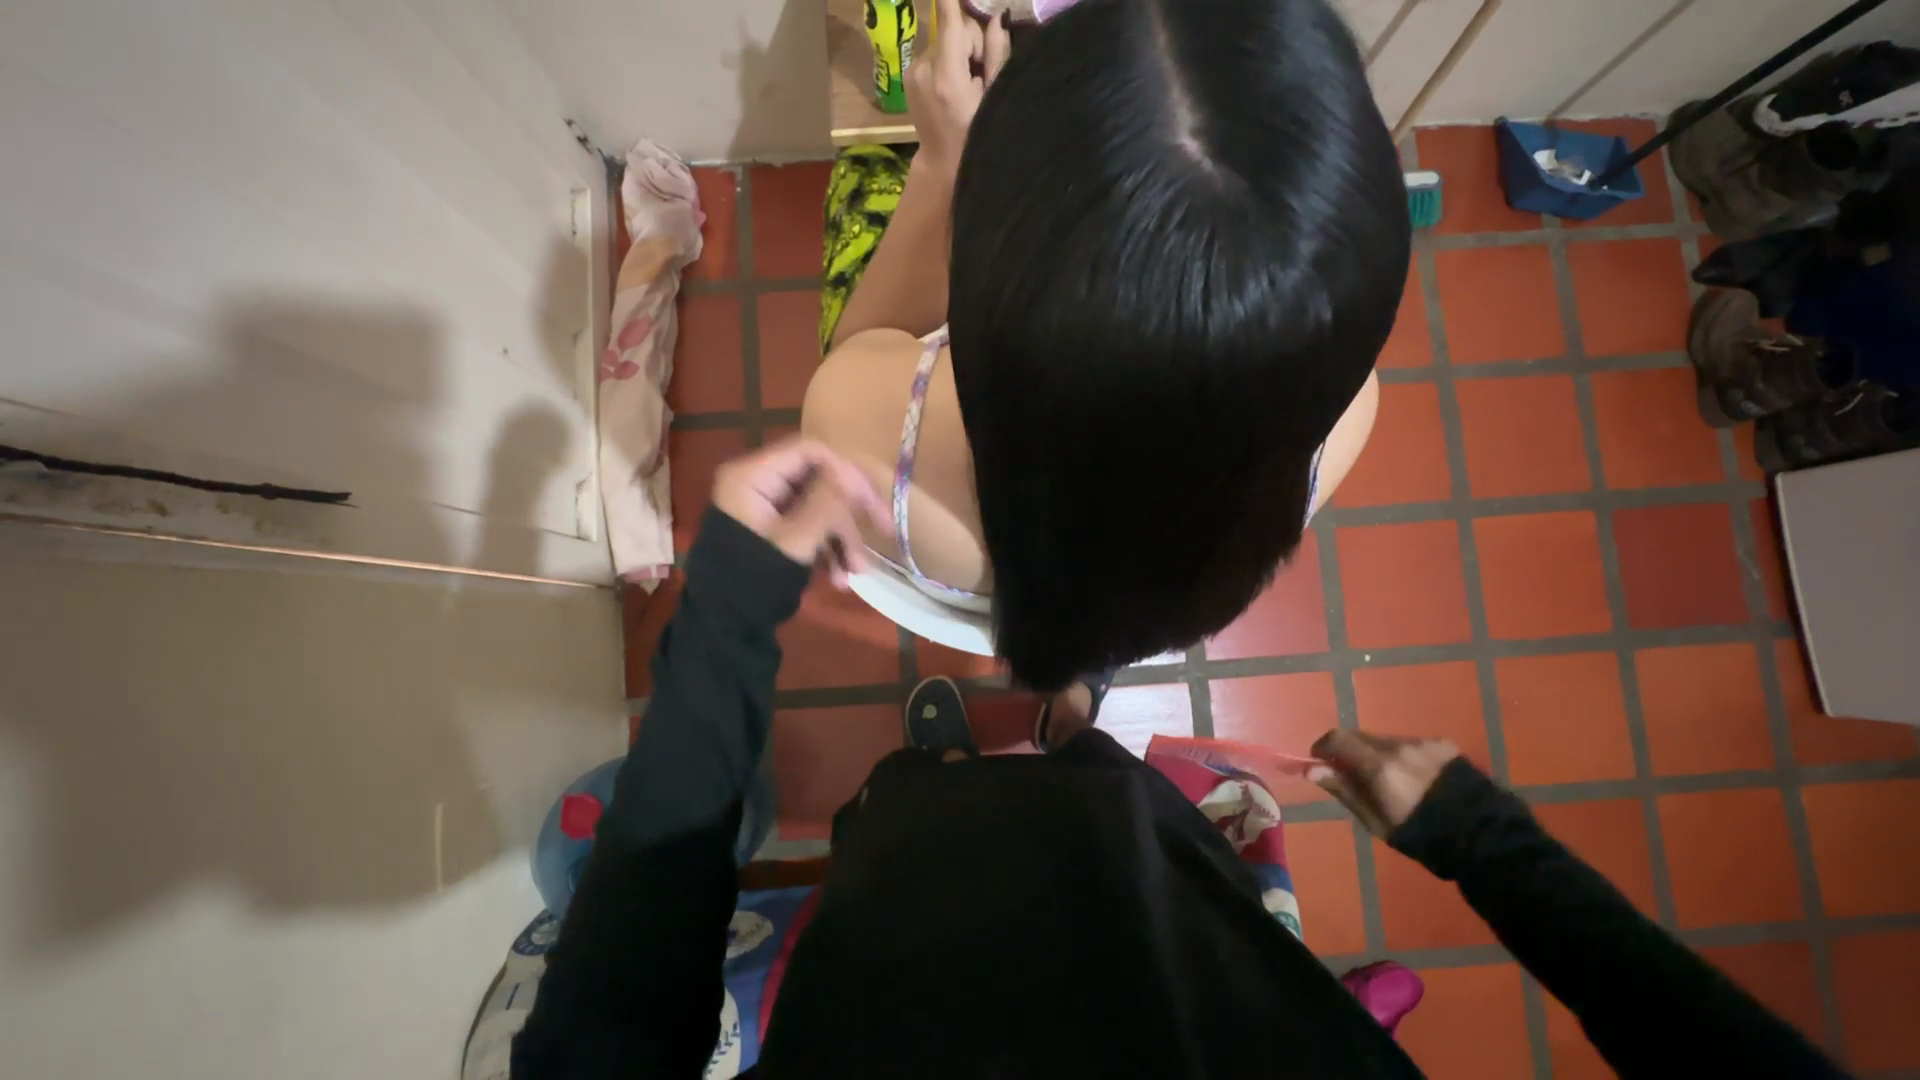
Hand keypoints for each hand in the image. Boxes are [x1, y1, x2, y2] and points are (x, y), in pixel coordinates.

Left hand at [710, 437, 887, 586]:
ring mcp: (765, 507)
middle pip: (818, 480)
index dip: (846, 471)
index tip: (871, 501)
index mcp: (752, 476)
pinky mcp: (772, 529)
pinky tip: (840, 578)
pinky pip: (809, 526)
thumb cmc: (754, 579)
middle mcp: (758, 483)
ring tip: (856, 573)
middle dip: (848, 515)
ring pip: (819, 507)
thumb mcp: (796, 542)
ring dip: (843, 538)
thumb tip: (855, 478)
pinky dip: (828, 548)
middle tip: (884, 531)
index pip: (810, 451)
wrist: (725, 625)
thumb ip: (827, 504)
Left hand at [907, 0, 1011, 182]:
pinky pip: (935, 53)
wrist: (942, 165)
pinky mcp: (909, 75)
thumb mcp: (994, 99)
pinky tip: (954, 87)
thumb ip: (997, 55)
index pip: (949, 18)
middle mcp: (924, 68)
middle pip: (953, 29)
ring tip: (968, 85)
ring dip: (959, 53)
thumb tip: (997, 18)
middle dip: (970, 43)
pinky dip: (947, 62)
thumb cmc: (976, 137)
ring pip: (944, 40)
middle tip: (980, 74)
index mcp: (946, 76)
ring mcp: (913, 71)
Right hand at [1308, 730, 1460, 836]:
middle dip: (1350, 752)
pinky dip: (1403, 757)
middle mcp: (1398, 745)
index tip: (1320, 762)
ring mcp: (1423, 742)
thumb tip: (1312, 769)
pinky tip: (1418, 780)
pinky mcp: (1443, 744)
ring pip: (1386, 741)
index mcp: (1379, 766)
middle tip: (1354, 776)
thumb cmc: (1422, 836)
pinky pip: (1411, 745)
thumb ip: (1343, 790)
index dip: (1323, 747)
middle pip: (1361, 737)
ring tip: (1391, 782)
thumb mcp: (1376, 821)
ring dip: (1378, 754)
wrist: (1484, 837)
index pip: (1337, 738)